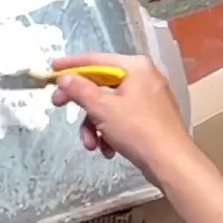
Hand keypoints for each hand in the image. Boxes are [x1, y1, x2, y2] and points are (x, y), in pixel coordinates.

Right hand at [49, 52, 194, 180]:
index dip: (70, 65)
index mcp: (134, 67)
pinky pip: (121, 117)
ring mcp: (148, 97)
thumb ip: (80, 90)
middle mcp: (143, 76)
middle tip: (58, 105)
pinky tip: (108, 149)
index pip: (95, 60)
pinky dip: (110, 132)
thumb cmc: (137, 130)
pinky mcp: (150, 117)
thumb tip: (64, 78)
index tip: (51, 69)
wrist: (172, 163)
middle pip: (100, 84)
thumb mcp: (103, 108)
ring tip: (91, 145)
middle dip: (81, 103)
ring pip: (109, 105)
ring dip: (94, 125)